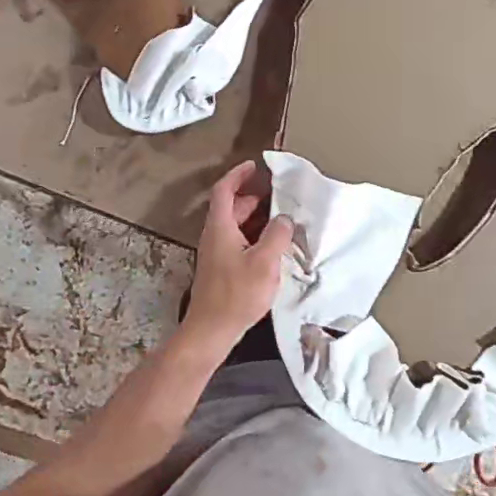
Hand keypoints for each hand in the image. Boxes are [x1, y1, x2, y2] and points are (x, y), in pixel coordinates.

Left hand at [182, 161, 293, 346]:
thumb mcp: (264, 262)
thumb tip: (284, 219)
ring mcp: (216, 253)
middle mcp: (214, 236)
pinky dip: (253, 235)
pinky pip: (237, 242)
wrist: (212, 329)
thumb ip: (277, 235)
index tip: (254, 166)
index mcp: (220, 227)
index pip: (224, 190)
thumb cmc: (236, 294)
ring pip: (235, 226)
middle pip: (230, 207)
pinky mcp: (221, 269)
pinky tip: (272, 246)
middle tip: (277, 194)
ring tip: (280, 218)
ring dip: (255, 218)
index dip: (238, 175)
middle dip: (252, 196)